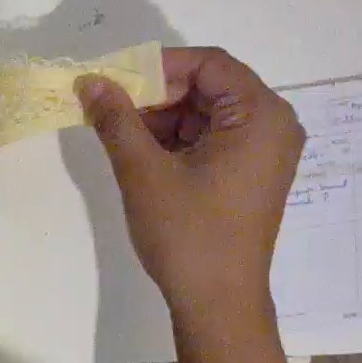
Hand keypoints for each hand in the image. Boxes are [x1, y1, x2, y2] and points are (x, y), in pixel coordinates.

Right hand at [76, 47, 305, 330]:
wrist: (216, 298)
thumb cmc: (186, 233)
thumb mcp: (143, 173)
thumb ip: (116, 122)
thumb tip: (89, 82)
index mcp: (260, 115)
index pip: (209, 64)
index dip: (156, 67)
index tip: (109, 84)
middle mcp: (271, 125)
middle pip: (207, 87)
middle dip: (153, 95)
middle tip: (105, 114)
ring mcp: (261, 152)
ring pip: (203, 115)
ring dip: (158, 121)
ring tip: (116, 140)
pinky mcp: (246, 174)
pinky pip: (208, 140)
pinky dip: (172, 142)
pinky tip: (139, 160)